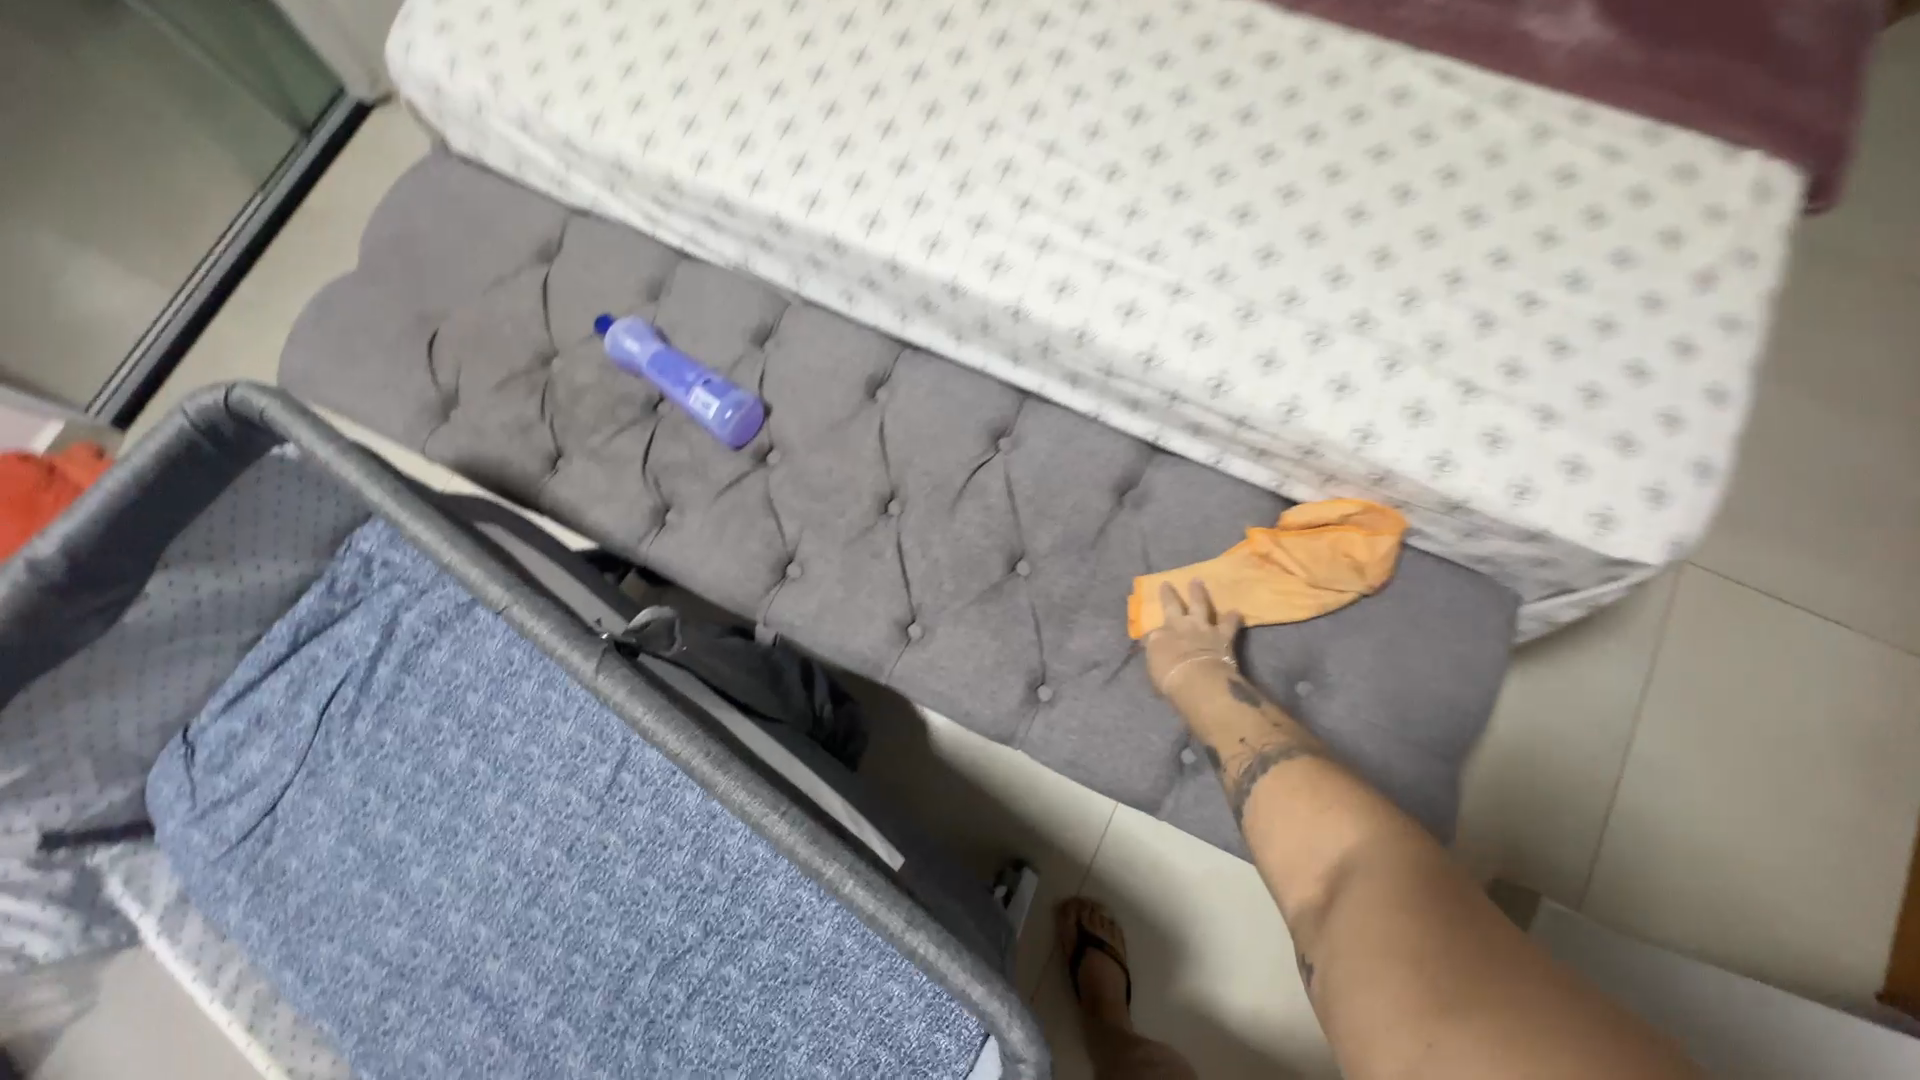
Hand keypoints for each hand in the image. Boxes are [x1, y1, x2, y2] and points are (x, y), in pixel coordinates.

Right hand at [1144, 581, 1243, 696]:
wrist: (1198, 679)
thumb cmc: (1170, 681)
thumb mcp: (1155, 671)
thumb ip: (1157, 660)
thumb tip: (1158, 656)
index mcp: (1158, 637)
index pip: (1152, 633)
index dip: (1152, 635)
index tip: (1150, 638)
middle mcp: (1178, 626)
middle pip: (1172, 605)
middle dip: (1169, 594)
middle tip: (1167, 583)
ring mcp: (1201, 628)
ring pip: (1200, 604)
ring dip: (1198, 593)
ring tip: (1197, 581)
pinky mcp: (1222, 635)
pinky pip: (1229, 623)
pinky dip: (1232, 618)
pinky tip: (1236, 612)